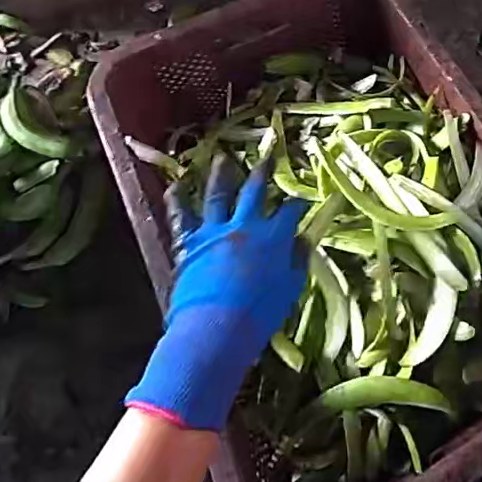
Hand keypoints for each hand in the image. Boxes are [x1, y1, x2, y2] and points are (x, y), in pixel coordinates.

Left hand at [125, 155, 306, 430]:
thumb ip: (298, 260)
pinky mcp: (190, 242)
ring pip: (218, 194)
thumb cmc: (260, 314)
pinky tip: (177, 185)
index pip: (290, 210)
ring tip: (222, 158)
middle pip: (256, 189)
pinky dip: (179, 199)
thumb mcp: (290, 288)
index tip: (302, 198)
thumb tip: (304, 241)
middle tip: (268, 153)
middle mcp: (245, 225)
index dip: (298, 202)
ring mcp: (215, 230)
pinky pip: (182, 216)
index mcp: (274, 237)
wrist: (216, 328)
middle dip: (264, 169)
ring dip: (222, 174)